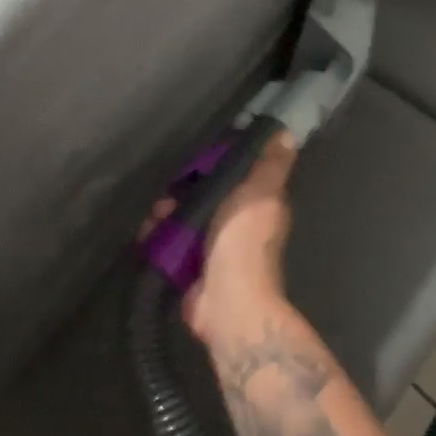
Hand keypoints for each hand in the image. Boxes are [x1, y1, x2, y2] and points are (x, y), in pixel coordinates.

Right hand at [140, 131, 298, 338]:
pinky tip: (148, 234)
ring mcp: (213, 248)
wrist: (227, 300)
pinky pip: (169, 245)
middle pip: (204, 196)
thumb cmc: (244, 240)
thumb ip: (271, 165)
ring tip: (156, 215)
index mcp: (258, 205)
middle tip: (169, 190)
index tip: (197, 157)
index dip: (215, 164)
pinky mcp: (190, 268)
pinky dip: (158, 238)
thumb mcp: (261, 192)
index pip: (235, 175)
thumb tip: (287, 134)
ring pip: (183, 219)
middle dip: (183, 190)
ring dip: (166, 214)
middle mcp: (237, 225)